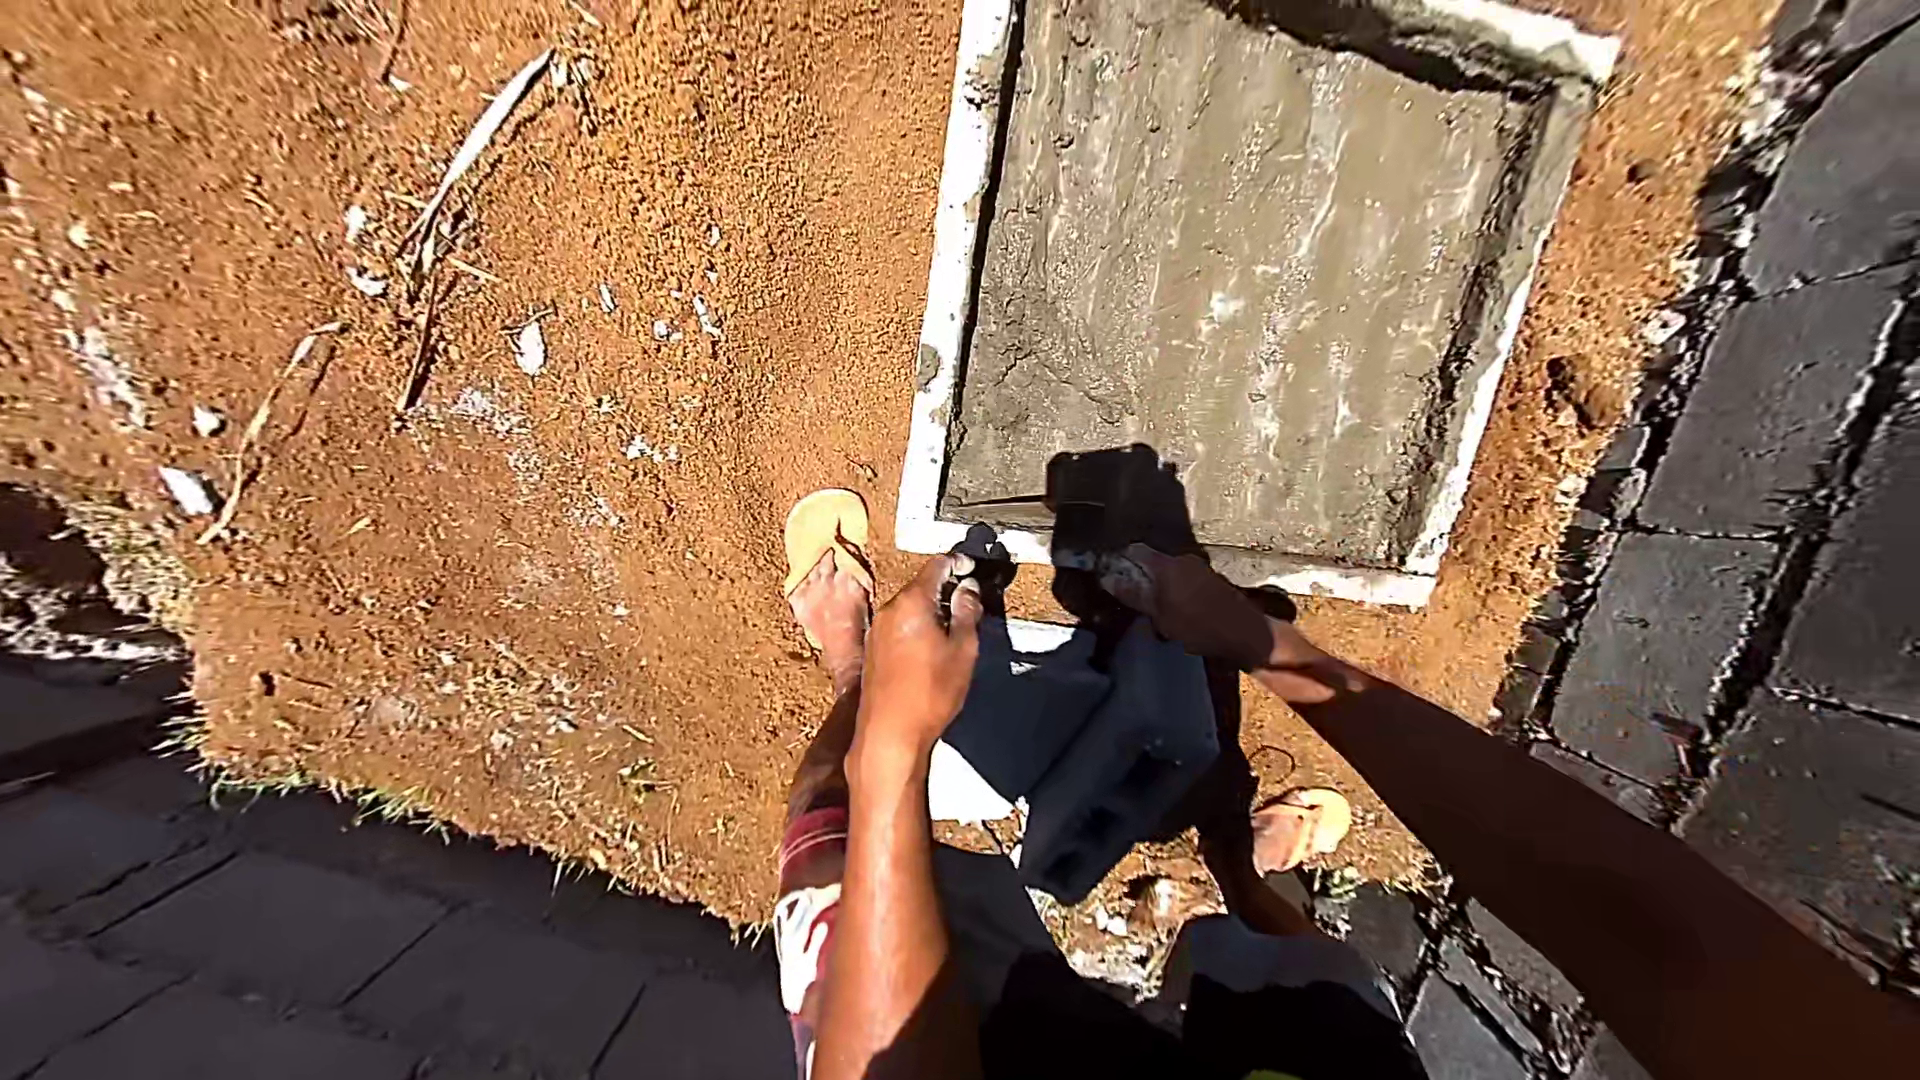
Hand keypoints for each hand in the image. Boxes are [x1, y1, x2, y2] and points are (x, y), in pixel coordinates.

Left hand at [855, 554, 983, 752]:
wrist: (888, 734)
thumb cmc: (932, 692)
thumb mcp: (963, 650)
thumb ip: (967, 612)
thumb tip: (967, 588)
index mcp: (911, 603)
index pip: (935, 566)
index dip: (957, 562)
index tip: (972, 566)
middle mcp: (888, 609)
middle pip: (920, 585)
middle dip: (944, 586)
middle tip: (969, 597)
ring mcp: (876, 629)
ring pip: (908, 605)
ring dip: (930, 606)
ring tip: (954, 621)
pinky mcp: (872, 649)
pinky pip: (898, 623)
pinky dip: (917, 622)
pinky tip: (931, 641)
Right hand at [1098, 544, 1277, 668]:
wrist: (1245, 634)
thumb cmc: (1197, 625)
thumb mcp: (1159, 614)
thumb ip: (1133, 595)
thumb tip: (1108, 578)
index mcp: (1167, 565)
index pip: (1135, 550)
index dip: (1120, 560)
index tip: (1111, 575)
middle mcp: (1183, 560)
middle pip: (1152, 561)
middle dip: (1140, 577)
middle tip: (1132, 599)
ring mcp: (1200, 569)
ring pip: (1169, 572)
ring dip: (1159, 586)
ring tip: (1154, 610)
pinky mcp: (1211, 580)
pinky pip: (1184, 579)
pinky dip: (1175, 590)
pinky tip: (1176, 611)